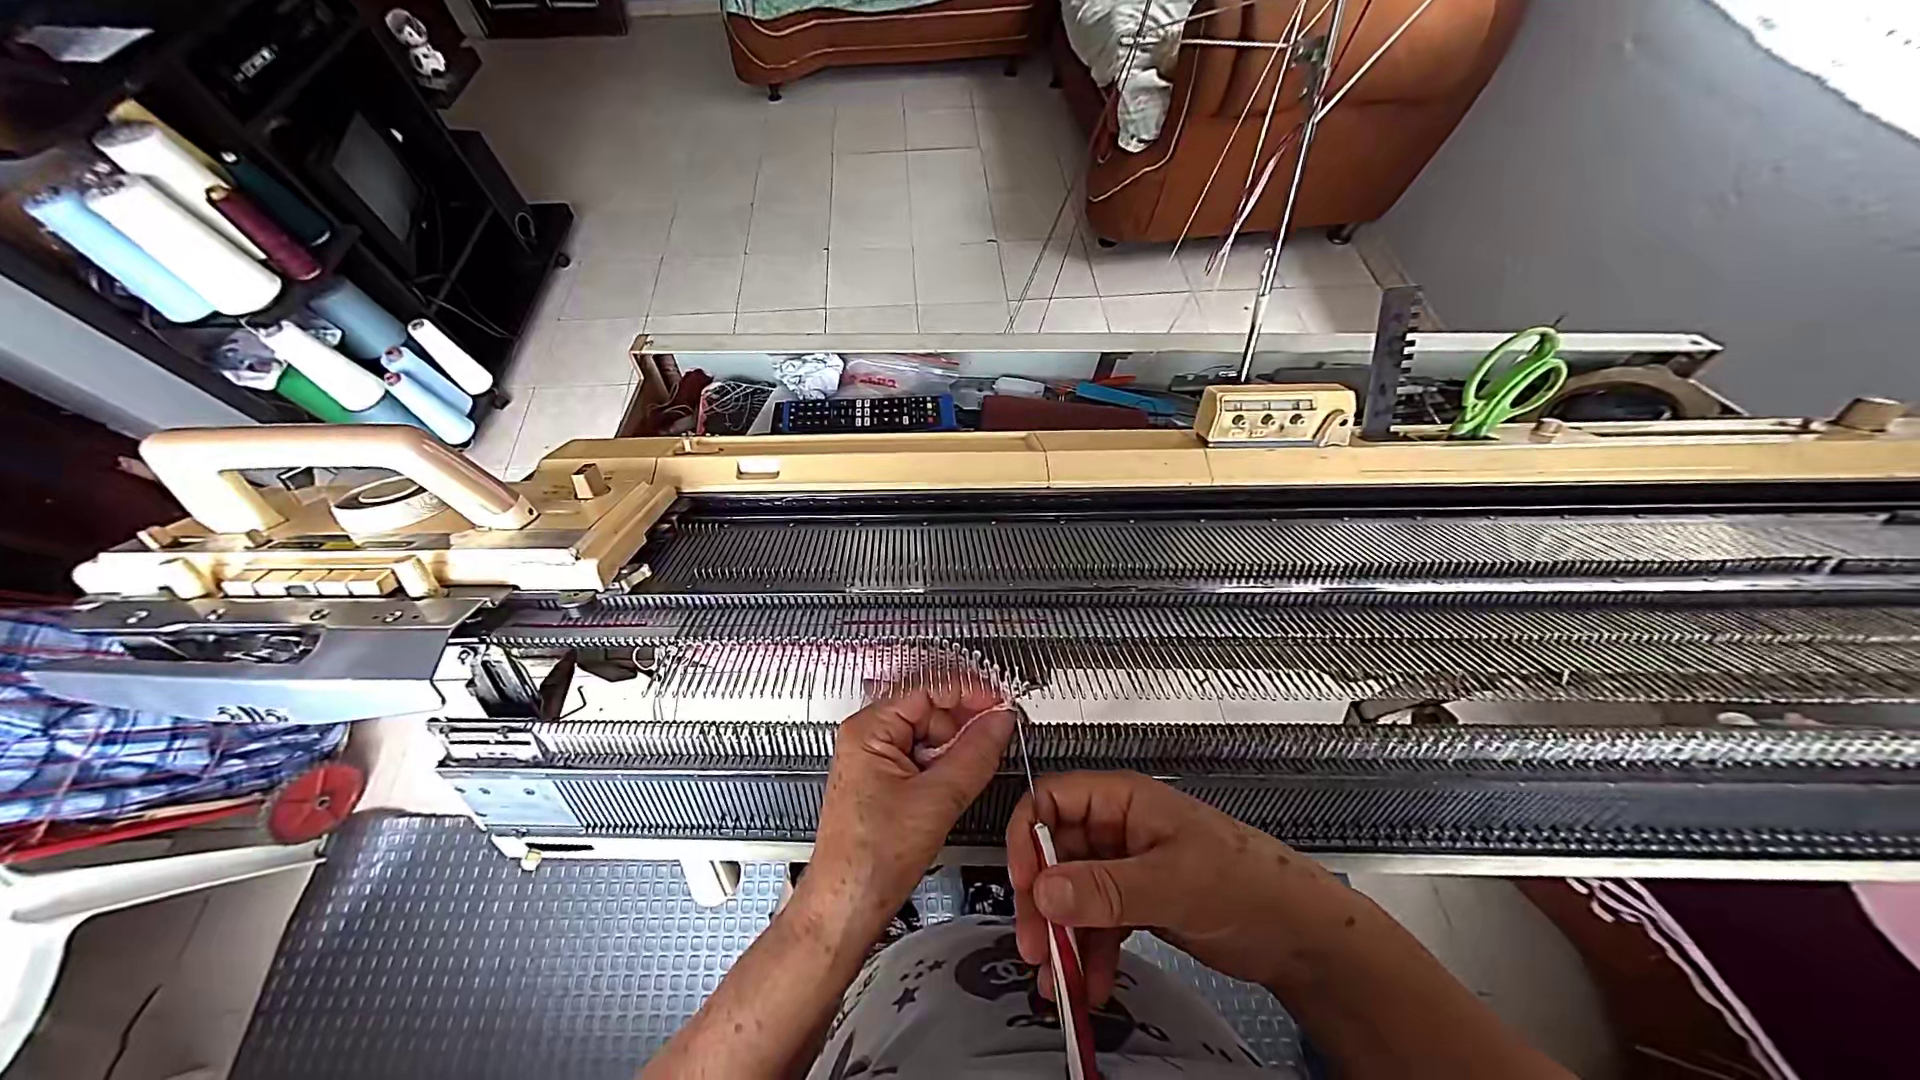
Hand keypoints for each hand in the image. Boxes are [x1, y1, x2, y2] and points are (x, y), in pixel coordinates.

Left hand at [805, 686, 1013, 937]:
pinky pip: (922, 756)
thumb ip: (976, 753)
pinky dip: (944, 765)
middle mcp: (867, 736)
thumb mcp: (937, 799)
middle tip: (996, 734)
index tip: (999, 701)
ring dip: (955, 747)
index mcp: (869, 728)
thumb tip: (1000, 722)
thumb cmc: (869, 858)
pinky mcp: (883, 778)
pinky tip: (954, 784)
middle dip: (964, 722)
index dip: (968, 692)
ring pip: (928, 734)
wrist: (847, 905)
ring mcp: (874, 757)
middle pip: (929, 708)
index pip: (928, 688)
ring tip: (971, 772)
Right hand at [1008, 771, 1350, 1004]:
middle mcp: (1118, 827)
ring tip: (1058, 974)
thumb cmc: (1251, 880)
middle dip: (1041, 899)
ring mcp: (1126, 865)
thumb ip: (1106, 886)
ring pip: (1072, 892)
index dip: (1029, 838)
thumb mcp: (1172, 881)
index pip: (1052, 801)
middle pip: (1056, 852)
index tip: (1024, 882)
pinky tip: (1092, 980)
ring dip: (1061, 934)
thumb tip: (1048, 888)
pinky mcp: (1136, 899)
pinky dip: (1088, 951)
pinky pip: (1095, 921)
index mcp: (1123, 800)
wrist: (1298, 932)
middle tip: (1036, 941)